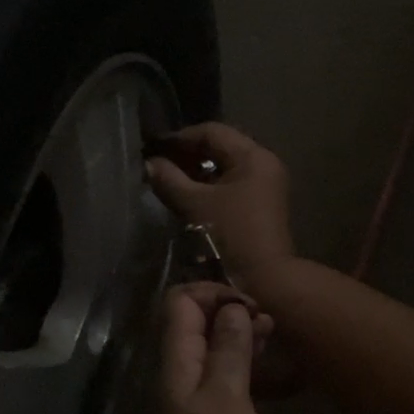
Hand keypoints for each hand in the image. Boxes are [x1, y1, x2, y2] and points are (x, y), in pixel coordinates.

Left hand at [136, 284, 269, 413]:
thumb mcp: (228, 400)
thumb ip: (229, 351)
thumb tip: (232, 308)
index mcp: (175, 361)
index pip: (181, 301)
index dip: (215, 292)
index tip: (252, 308)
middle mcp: (173, 372)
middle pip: (194, 324)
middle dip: (231, 315)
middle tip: (270, 327)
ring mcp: (182, 397)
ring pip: (208, 352)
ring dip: (238, 342)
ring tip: (274, 346)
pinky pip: (214, 380)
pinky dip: (238, 370)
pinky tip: (266, 379)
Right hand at [146, 123, 295, 282]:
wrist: (263, 280)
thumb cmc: (230, 236)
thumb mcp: (194, 205)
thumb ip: (169, 180)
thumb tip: (149, 163)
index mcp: (253, 157)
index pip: (212, 132)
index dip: (179, 138)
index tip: (152, 147)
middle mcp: (263, 165)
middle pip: (220, 147)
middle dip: (187, 154)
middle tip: (157, 163)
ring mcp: (265, 185)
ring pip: (224, 167)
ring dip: (196, 171)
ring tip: (167, 180)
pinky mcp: (260, 205)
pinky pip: (230, 185)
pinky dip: (208, 186)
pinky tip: (186, 196)